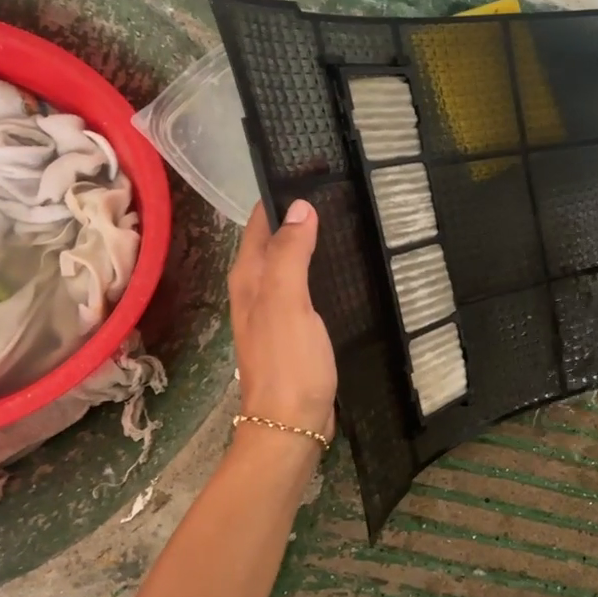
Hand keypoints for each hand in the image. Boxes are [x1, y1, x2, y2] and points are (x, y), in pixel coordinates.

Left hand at [228, 200, 337, 434]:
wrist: (291, 424)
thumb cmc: (288, 362)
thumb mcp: (287, 303)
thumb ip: (290, 255)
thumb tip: (299, 207)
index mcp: (249, 279)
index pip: (259, 224)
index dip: (280, 198)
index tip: (313, 172)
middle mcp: (257, 291)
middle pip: (275, 242)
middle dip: (299, 216)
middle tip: (340, 192)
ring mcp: (277, 312)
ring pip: (292, 265)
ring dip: (312, 244)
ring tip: (348, 222)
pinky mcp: (298, 331)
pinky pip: (308, 288)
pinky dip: (323, 273)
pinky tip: (347, 272)